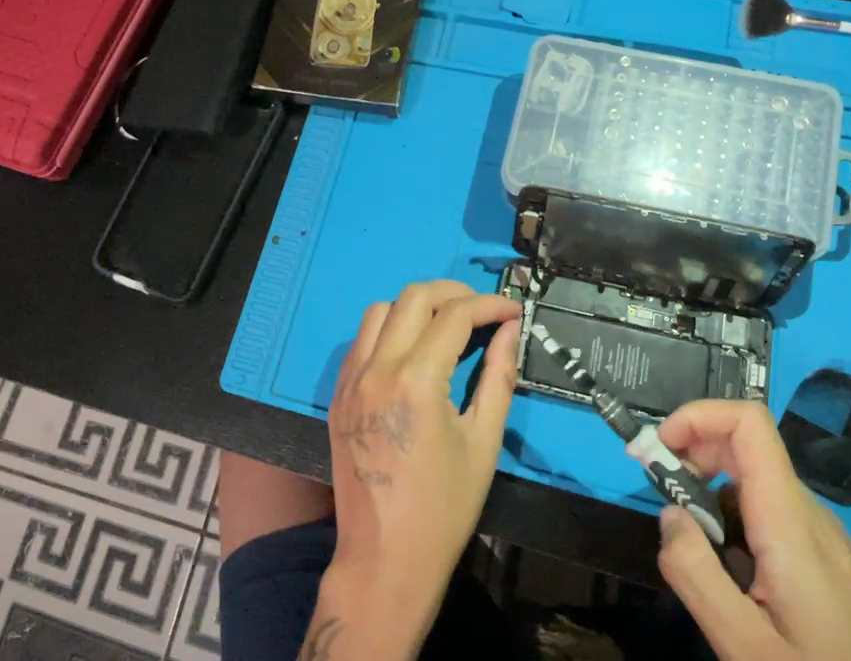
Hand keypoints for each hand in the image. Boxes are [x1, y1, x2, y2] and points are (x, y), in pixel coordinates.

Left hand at [303, 280, 521, 660]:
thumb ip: (498, 378)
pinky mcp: (337, 396)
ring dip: (415, 307)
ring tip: (446, 325)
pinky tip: (411, 349)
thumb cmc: (444, 508)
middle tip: (483, 310)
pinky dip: (388, 329)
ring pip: (379, 311)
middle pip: (413, 298)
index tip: (513, 310)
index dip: (489, 305)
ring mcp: (350, 381)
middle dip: (454, 293)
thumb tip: (510, 331)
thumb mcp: (483, 442)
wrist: (384, 557)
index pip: (454, 316)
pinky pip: (360, 341)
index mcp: (416, 381)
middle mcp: (377, 369)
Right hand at [655, 400, 850, 660]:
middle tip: (664, 505)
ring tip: (701, 559)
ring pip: (758, 488)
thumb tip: (670, 514)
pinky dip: (739, 524)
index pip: (750, 424)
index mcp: (791, 525)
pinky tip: (738, 581)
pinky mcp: (836, 560)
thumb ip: (696, 575)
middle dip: (694, 458)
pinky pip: (777, 517)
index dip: (698, 416)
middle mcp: (814, 517)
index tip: (658, 450)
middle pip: (748, 449)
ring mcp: (830, 538)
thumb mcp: (746, 646)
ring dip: (714, 499)